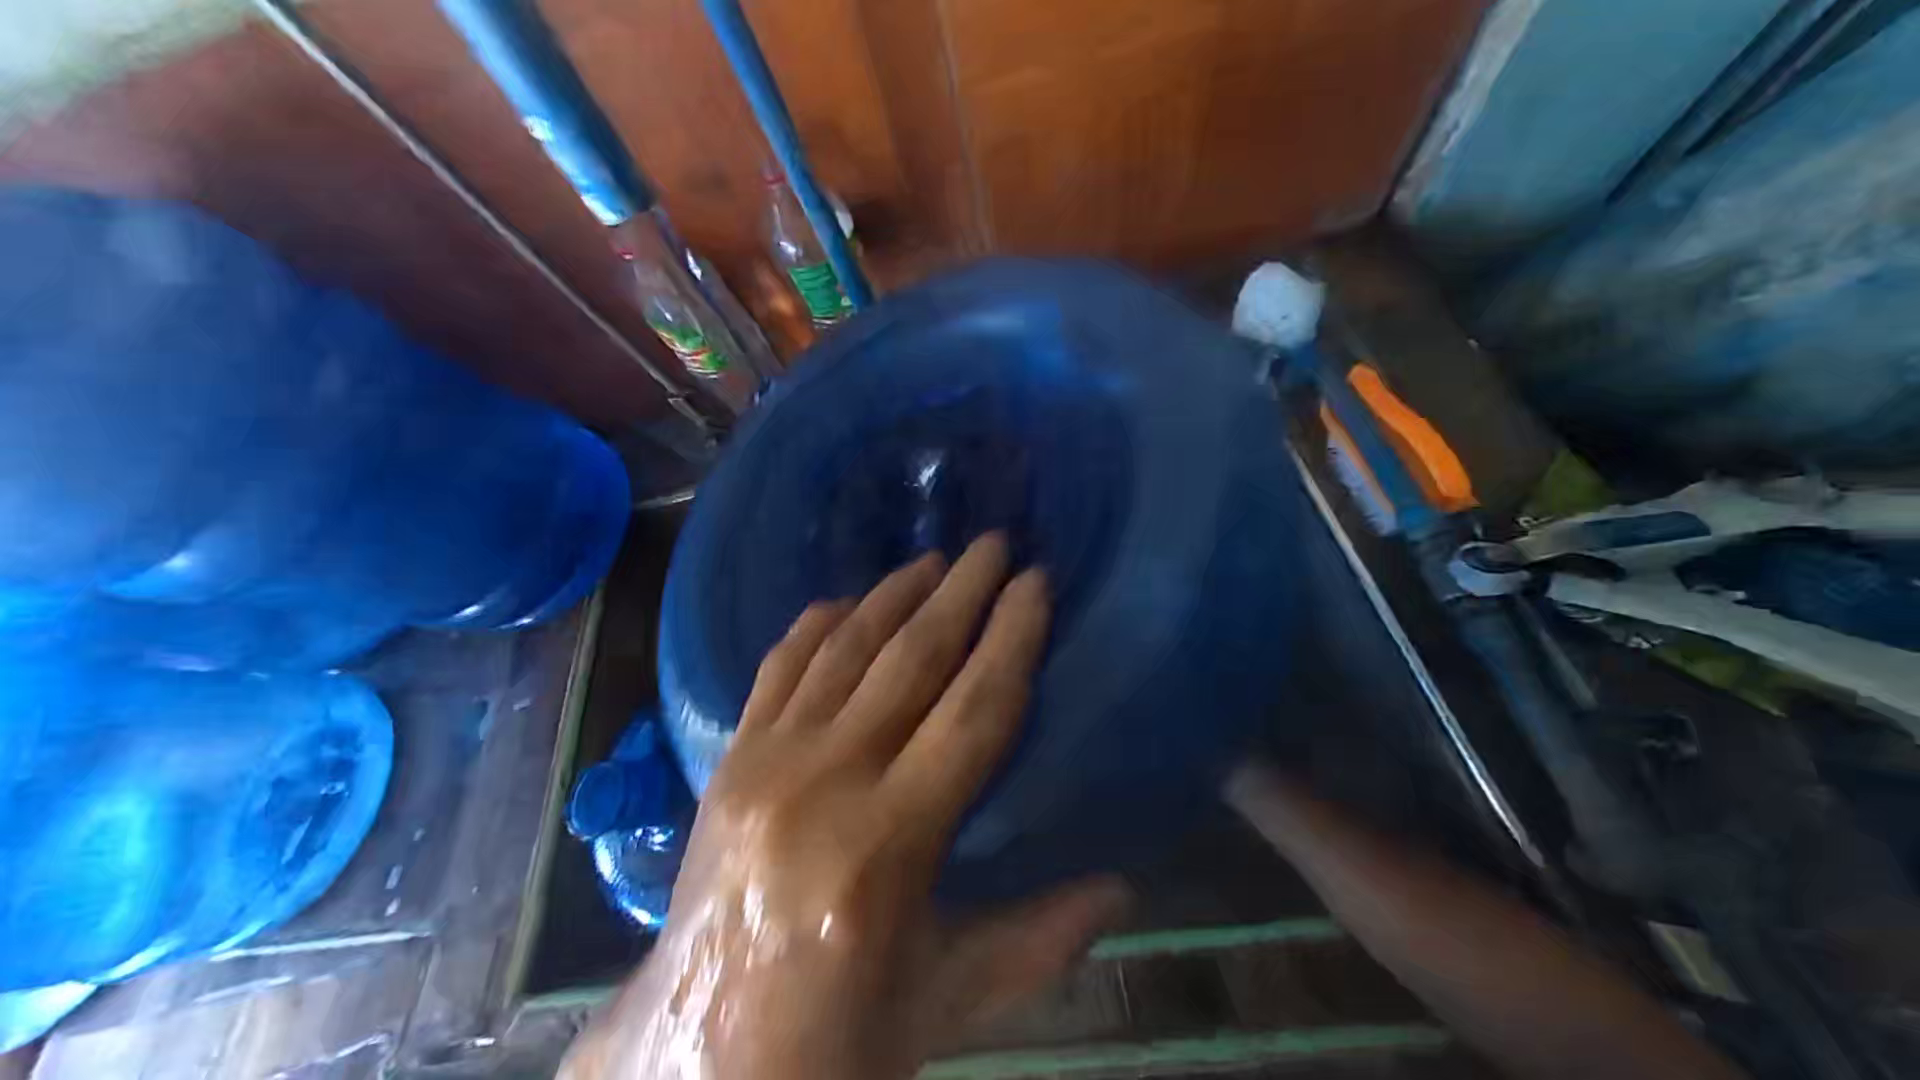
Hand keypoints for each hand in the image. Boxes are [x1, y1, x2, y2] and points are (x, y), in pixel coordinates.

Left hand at [563, 534, 1129, 1079]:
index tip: (1037, 585)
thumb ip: (1040, 939)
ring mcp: (765, 764)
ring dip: (893, 596)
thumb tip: (1120, 883)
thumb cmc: (835, 1034)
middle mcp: (821, 785)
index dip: (1012, 640)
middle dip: (961, 594)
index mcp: (885, 847)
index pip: (972, 713)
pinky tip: (846, 599)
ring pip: (842, 650)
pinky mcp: (729, 761)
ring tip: (935, 559)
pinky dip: (816, 626)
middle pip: (909, 662)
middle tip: (996, 545)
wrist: (697, 1054)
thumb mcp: (948, 1001)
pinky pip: (778, 669)